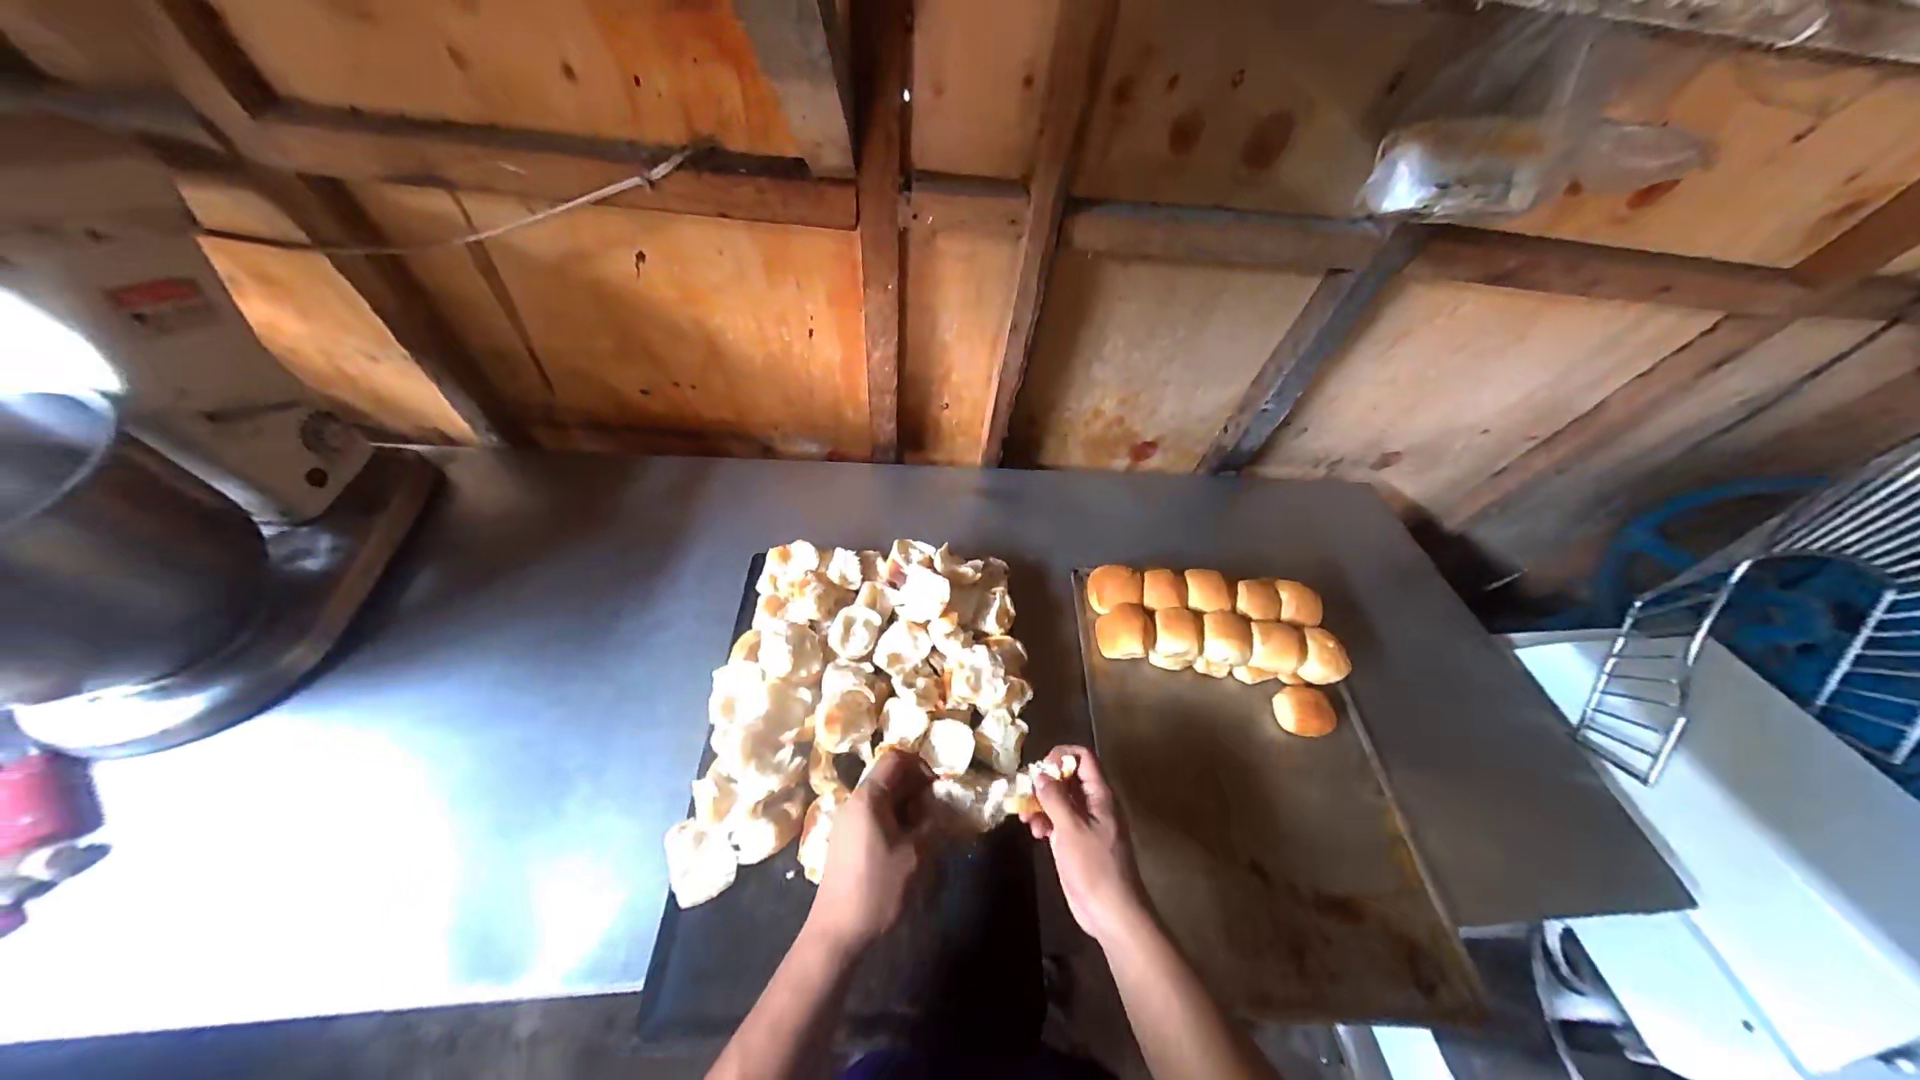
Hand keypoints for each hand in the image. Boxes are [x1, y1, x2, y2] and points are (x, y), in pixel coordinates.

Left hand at [804, 747, 936, 954]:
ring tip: (926, 829)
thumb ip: (929, 821)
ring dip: (907, 806)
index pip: (895, 758)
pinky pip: (875, 815)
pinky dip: (895, 820)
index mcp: (868, 797)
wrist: (837, 932)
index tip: (939, 787)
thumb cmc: (878, 888)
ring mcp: (848, 821)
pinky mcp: (847, 840)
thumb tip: (936, 803)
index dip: (921, 765)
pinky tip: (908, 844)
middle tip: (938, 810)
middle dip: (916, 787)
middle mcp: (854, 802)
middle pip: (889, 777)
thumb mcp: (915, 854)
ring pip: (884, 798)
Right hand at [1019, 746, 1152, 946]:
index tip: (1040, 769)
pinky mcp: (1077, 841)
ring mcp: (1086, 824)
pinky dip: (1046, 822)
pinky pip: (1059, 820)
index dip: (1061, 755)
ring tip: (1027, 818)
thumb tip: (1039, 773)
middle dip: (1045, 782)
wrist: (1112, 912)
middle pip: (1069, 777)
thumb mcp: (1071, 829)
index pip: (1083, 757)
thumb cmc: (1095, 867)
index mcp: (1100, 795)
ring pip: (1061, 800)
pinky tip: (1037, 834)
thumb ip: (1054, 798)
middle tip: (1026, 794)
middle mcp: (1094, 804)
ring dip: (1041, 804)